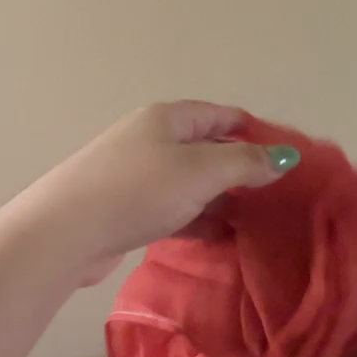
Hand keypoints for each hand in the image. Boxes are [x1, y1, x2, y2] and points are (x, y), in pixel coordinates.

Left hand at [16, 101, 298, 284]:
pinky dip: (196, 221)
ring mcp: (136, 176)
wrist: (67, 230)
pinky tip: (219, 240)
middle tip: (277, 197)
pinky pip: (172, 210)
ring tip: (255, 223)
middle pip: (206, 150)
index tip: (288, 159)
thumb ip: (245, 163)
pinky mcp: (126, 210)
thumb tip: (285, 157)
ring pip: (190, 184)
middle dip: (240, 171)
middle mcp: (150, 140)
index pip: (222, 116)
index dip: (256, 132)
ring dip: (220, 200)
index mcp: (167, 118)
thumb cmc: (139, 189)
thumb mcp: (201, 171)